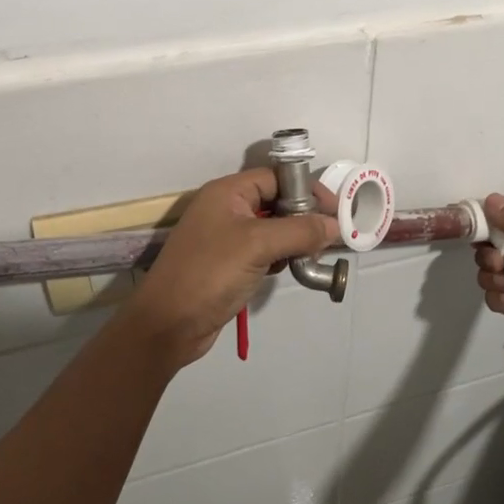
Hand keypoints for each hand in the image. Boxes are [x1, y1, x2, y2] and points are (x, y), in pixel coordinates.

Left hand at [120, 169, 338, 368]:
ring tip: (315, 254)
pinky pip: (263, 251)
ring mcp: (226, 238)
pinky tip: (294, 268)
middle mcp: (226, 210)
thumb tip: (335, 226)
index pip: (275, 177)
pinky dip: (281, 257)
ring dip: (295, 239)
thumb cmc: (210, 274)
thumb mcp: (258, 245)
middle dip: (304, 216)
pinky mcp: (228, 265)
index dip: (306, 190)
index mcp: (227, 193)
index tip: (335, 210)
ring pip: (272, 229)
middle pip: (276, 201)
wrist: (168, 325)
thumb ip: (300, 231)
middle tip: (331, 235)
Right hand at [473, 193, 503, 354]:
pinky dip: (498, 299)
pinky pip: (498, 299)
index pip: (503, 221)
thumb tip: (489, 200)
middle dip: (487, 255)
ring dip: (490, 277)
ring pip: (491, 274)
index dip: (486, 225)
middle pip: (492, 248)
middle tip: (498, 263)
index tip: (475, 232)